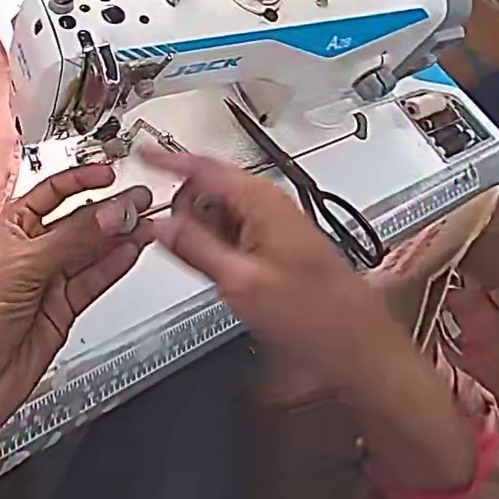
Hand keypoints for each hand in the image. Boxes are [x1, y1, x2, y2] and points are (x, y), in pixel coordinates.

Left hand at [0, 166, 152, 498]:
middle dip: (110, 209)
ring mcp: (51, 278)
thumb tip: (108, 213)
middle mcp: (34, 248)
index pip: (54, 191)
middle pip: (80, 220)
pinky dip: (116, 263)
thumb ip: (72, 238)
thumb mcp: (23, 265)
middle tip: (140, 200)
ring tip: (146, 221)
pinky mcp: (65, 306)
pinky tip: (132, 249)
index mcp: (14, 226)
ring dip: (120, 235)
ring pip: (93, 249)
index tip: (109, 174)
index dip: (82, 180)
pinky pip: (96, 277)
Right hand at [145, 149, 402, 391]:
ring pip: (217, 208)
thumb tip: (160, 224)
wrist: (356, 344)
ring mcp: (271, 219)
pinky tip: (221, 268)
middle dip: (185, 207)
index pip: (202, 166)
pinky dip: (216, 240)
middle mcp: (266, 201)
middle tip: (173, 235)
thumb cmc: (315, 314)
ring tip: (203, 261)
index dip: (167, 159)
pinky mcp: (273, 238)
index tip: (142, 154)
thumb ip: (194, 247)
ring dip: (201, 227)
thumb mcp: (240, 282)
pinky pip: (231, 227)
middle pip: (207, 186)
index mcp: (259, 199)